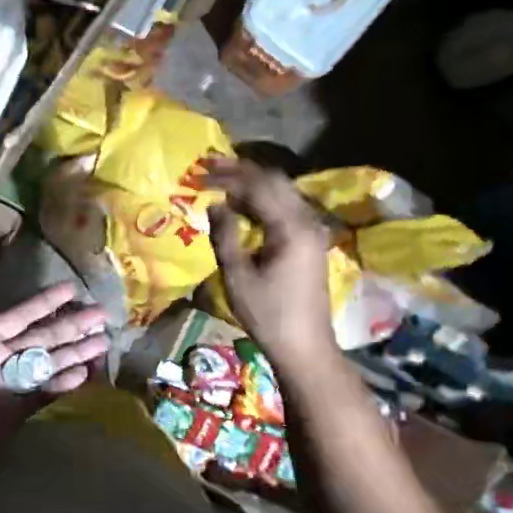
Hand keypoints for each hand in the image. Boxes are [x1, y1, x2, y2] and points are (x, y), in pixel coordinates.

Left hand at [0, 281, 108, 475]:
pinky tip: (86, 375)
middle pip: (40, 338)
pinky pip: (42, 395)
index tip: (71, 289)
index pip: (18, 316)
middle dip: (70, 326)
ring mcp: (8, 386)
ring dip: (74, 353)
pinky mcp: (13, 413)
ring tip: (103, 342)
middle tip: (102, 314)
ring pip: (47, 365)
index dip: (43, 303)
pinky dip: (62, 385)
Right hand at [204, 160, 338, 371]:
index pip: (259, 187)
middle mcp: (307, 222)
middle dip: (242, 172)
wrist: (303, 344)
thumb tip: (215, 205)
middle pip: (275, 182)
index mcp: (291, 228)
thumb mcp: (237, 275)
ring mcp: (312, 231)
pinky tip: (240, 205)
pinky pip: (285, 207)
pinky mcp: (308, 242)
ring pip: (282, 192)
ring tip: (220, 181)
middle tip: (209, 168)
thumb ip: (225, 235)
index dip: (229, 175)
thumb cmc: (267, 313)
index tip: (200, 172)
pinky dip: (261, 200)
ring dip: (252, 184)